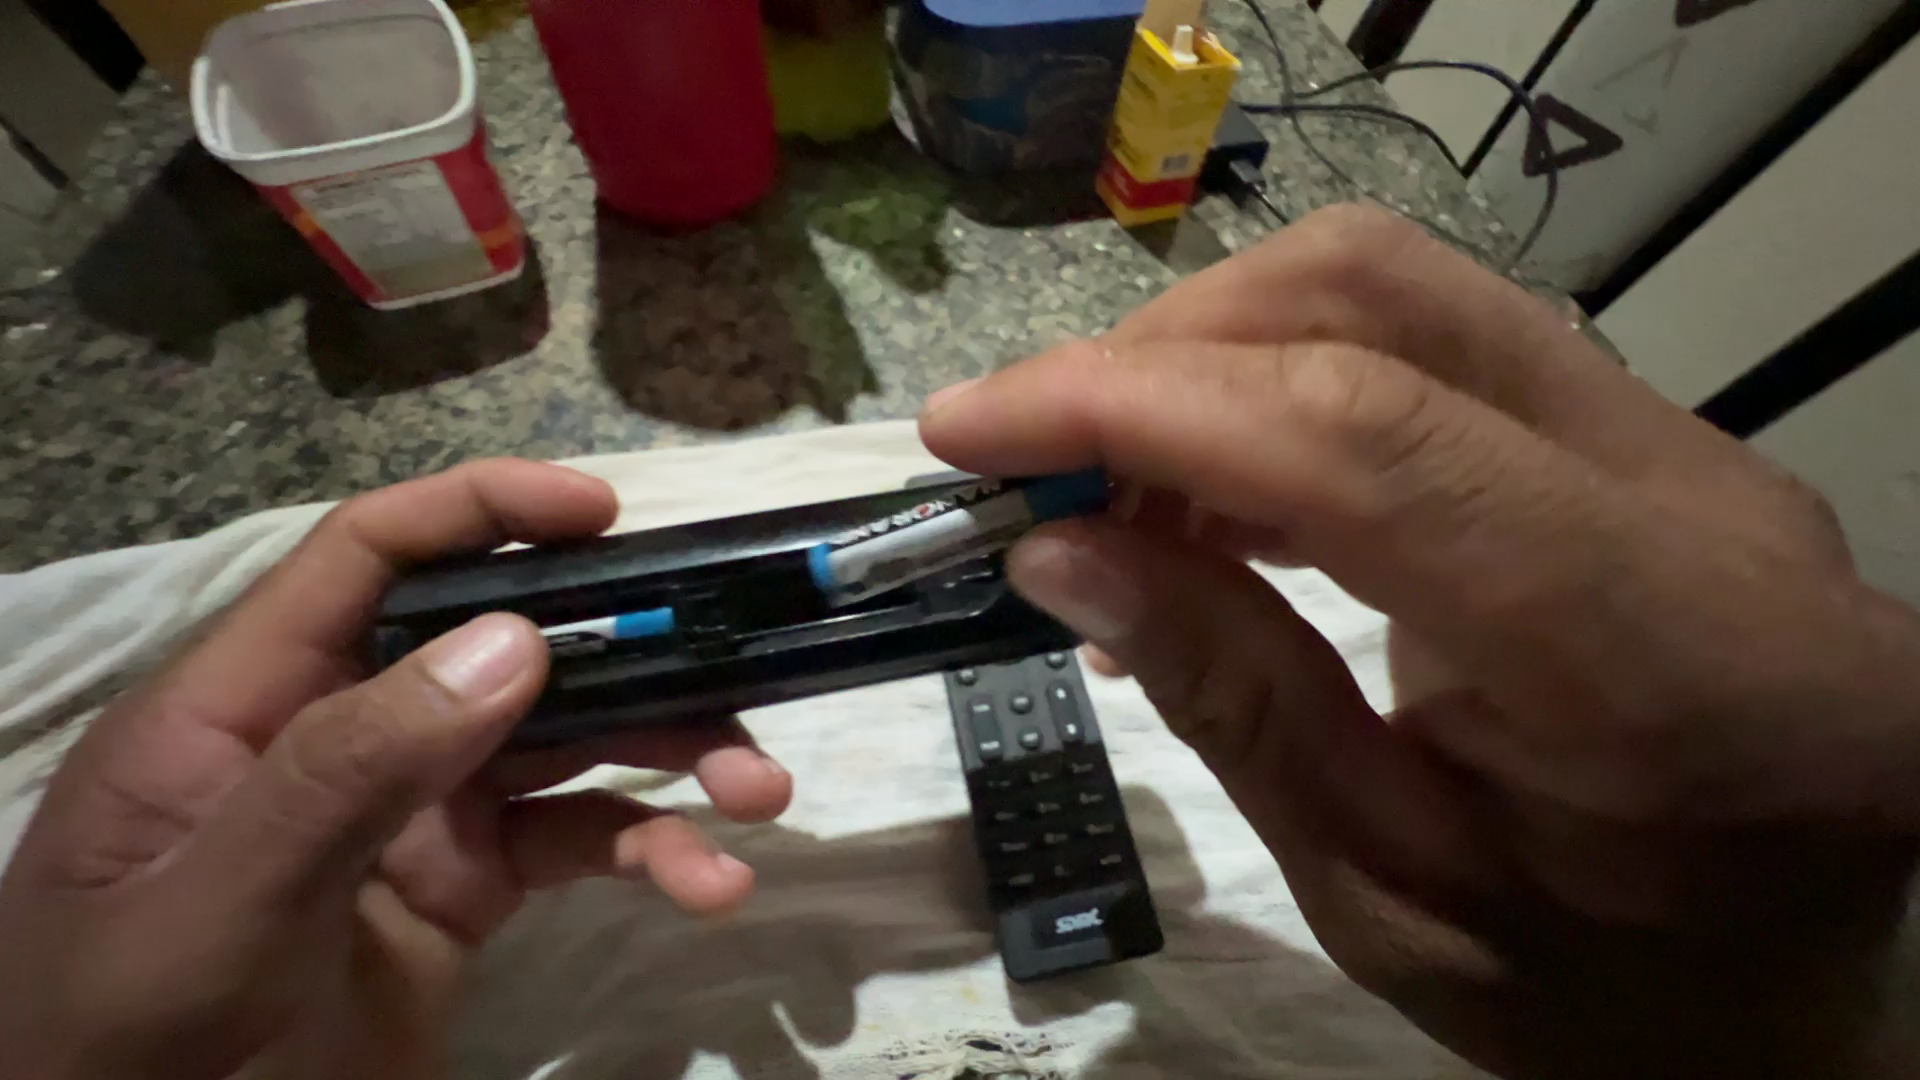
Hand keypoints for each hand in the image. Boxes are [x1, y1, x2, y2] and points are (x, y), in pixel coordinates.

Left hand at [0, 461, 791, 1079]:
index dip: (487, 508)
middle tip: (733, 675)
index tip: (600, 511)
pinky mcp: (490, 867)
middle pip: (524, 646)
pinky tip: (710, 882)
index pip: (378, 557)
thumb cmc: (122, 1063)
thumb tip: (515, 641)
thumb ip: (349, 772)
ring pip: (582, 735)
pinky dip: (659, 849)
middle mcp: (366, 726)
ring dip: (679, 754)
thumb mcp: (214, 922)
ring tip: (759, 792)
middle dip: (640, 659)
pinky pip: (591, 834)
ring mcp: (438, 798)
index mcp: (263, 701)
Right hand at [921, 206, 1919, 1078]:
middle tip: (1032, 460)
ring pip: (1378, 293)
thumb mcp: (1375, 887)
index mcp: (1656, 657)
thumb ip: (1223, 697)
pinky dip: (1247, 396)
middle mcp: (1686, 493)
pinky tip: (1191, 502)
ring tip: (1104, 493)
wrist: (1785, 989)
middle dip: (1152, 356)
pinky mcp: (1609, 434)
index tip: (968, 429)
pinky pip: (1394, 347)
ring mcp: (1662, 440)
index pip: (1354, 438)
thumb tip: (1053, 551)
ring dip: (1193, 366)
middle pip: (1368, 300)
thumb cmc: (1585, 989)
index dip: (1132, 405)